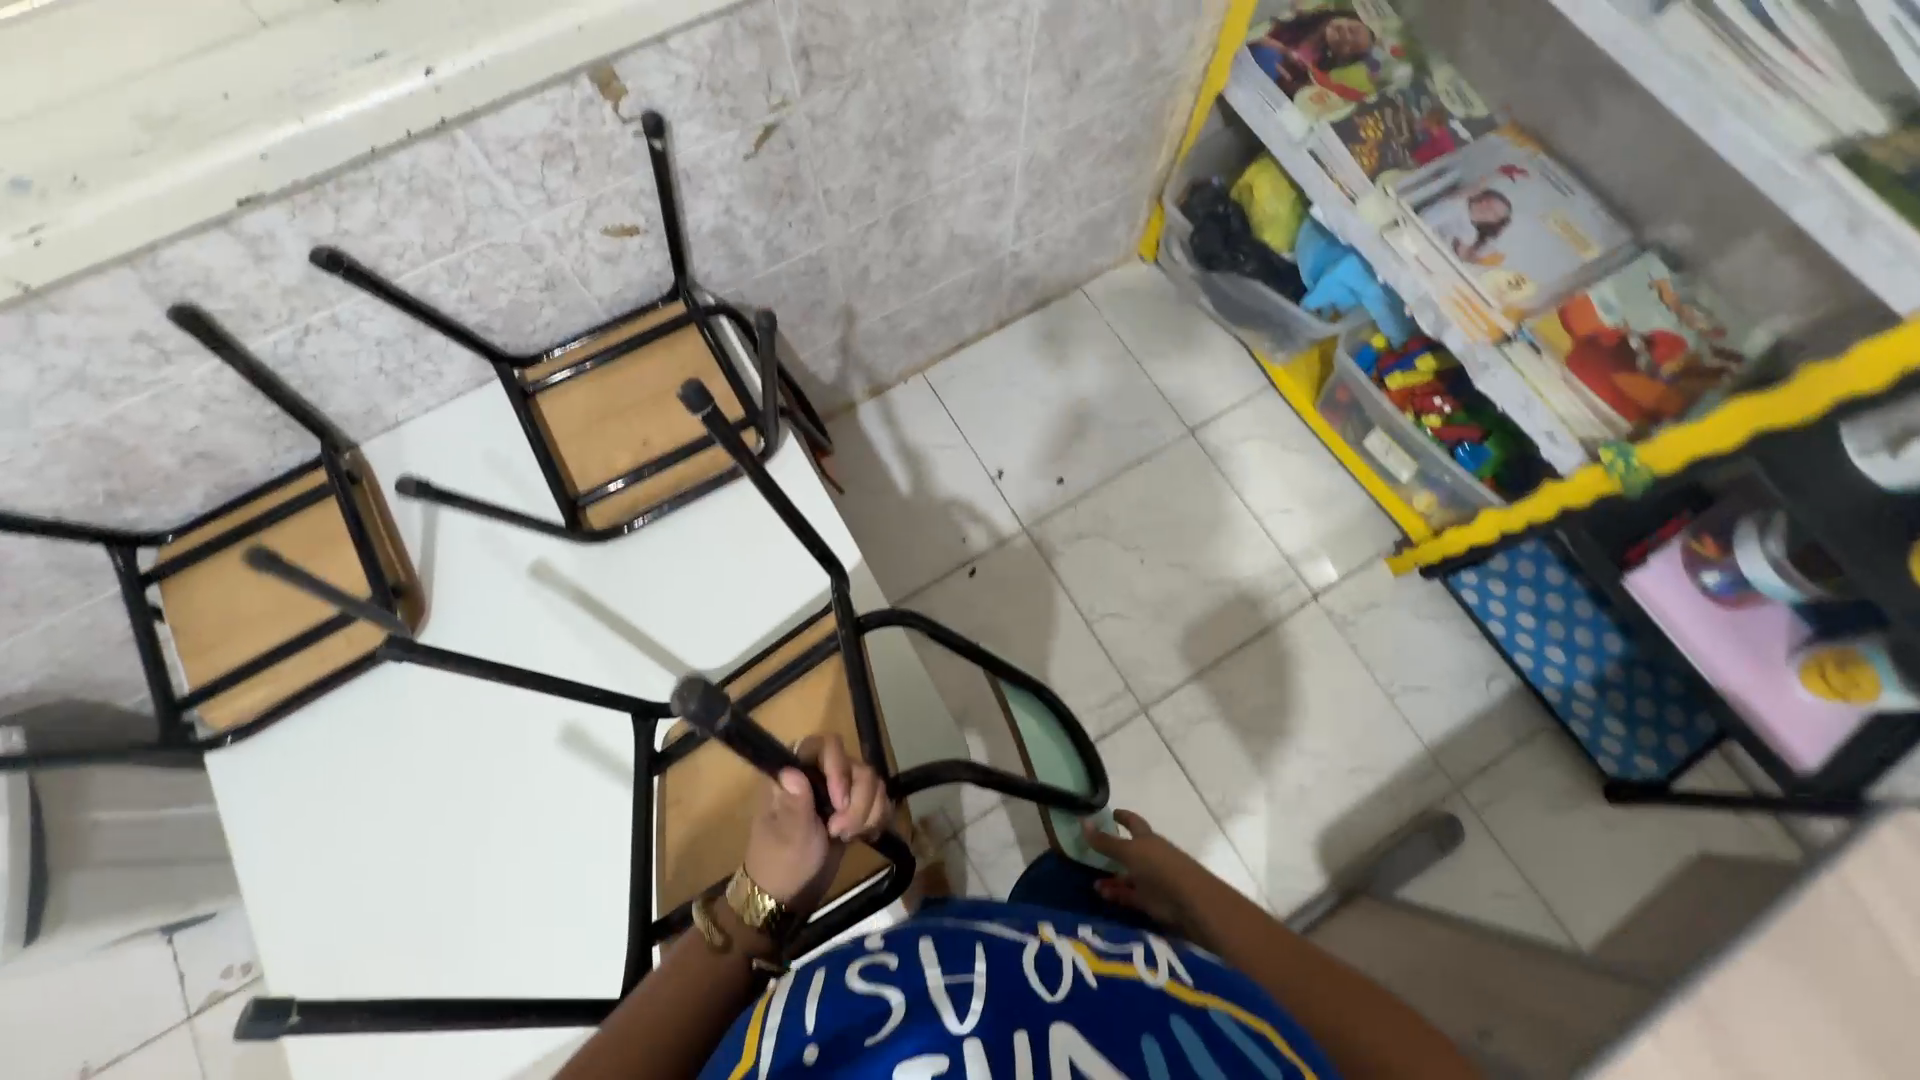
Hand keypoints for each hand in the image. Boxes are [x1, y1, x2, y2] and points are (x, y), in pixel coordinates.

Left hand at [741, 734, 892, 913]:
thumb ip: (794, 805)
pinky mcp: (853, 808)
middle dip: (857, 800)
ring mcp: (836, 791)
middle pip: (855, 765)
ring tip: (848, 837)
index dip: (838, 767)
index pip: (823, 746)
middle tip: (840, 831)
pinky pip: (879, 800)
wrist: (788, 897)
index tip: (839, 802)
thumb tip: (790, 771)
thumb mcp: (788, 837)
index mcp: (793, 773)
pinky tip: (864, 836)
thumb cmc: (780, 864)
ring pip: (871, 782)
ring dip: (867, 812)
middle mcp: (817, 774)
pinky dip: (877, 817)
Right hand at [1082, 810, 1209, 932]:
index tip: (1111, 813)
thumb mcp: (1129, 852)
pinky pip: (1129, 895)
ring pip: (1127, 876)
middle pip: (1129, 851)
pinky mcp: (1151, 901)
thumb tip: (1083, 820)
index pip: (1134, 823)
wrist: (1188, 901)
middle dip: (1113, 851)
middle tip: (1093, 851)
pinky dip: (1116, 894)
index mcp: (1148, 839)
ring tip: (1092, 881)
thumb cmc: (1159, 867)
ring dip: (1111, 878)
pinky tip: (1101, 894)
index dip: (1123, 817)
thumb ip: (1106, 841)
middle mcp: (1150, 857)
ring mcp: (1151, 880)